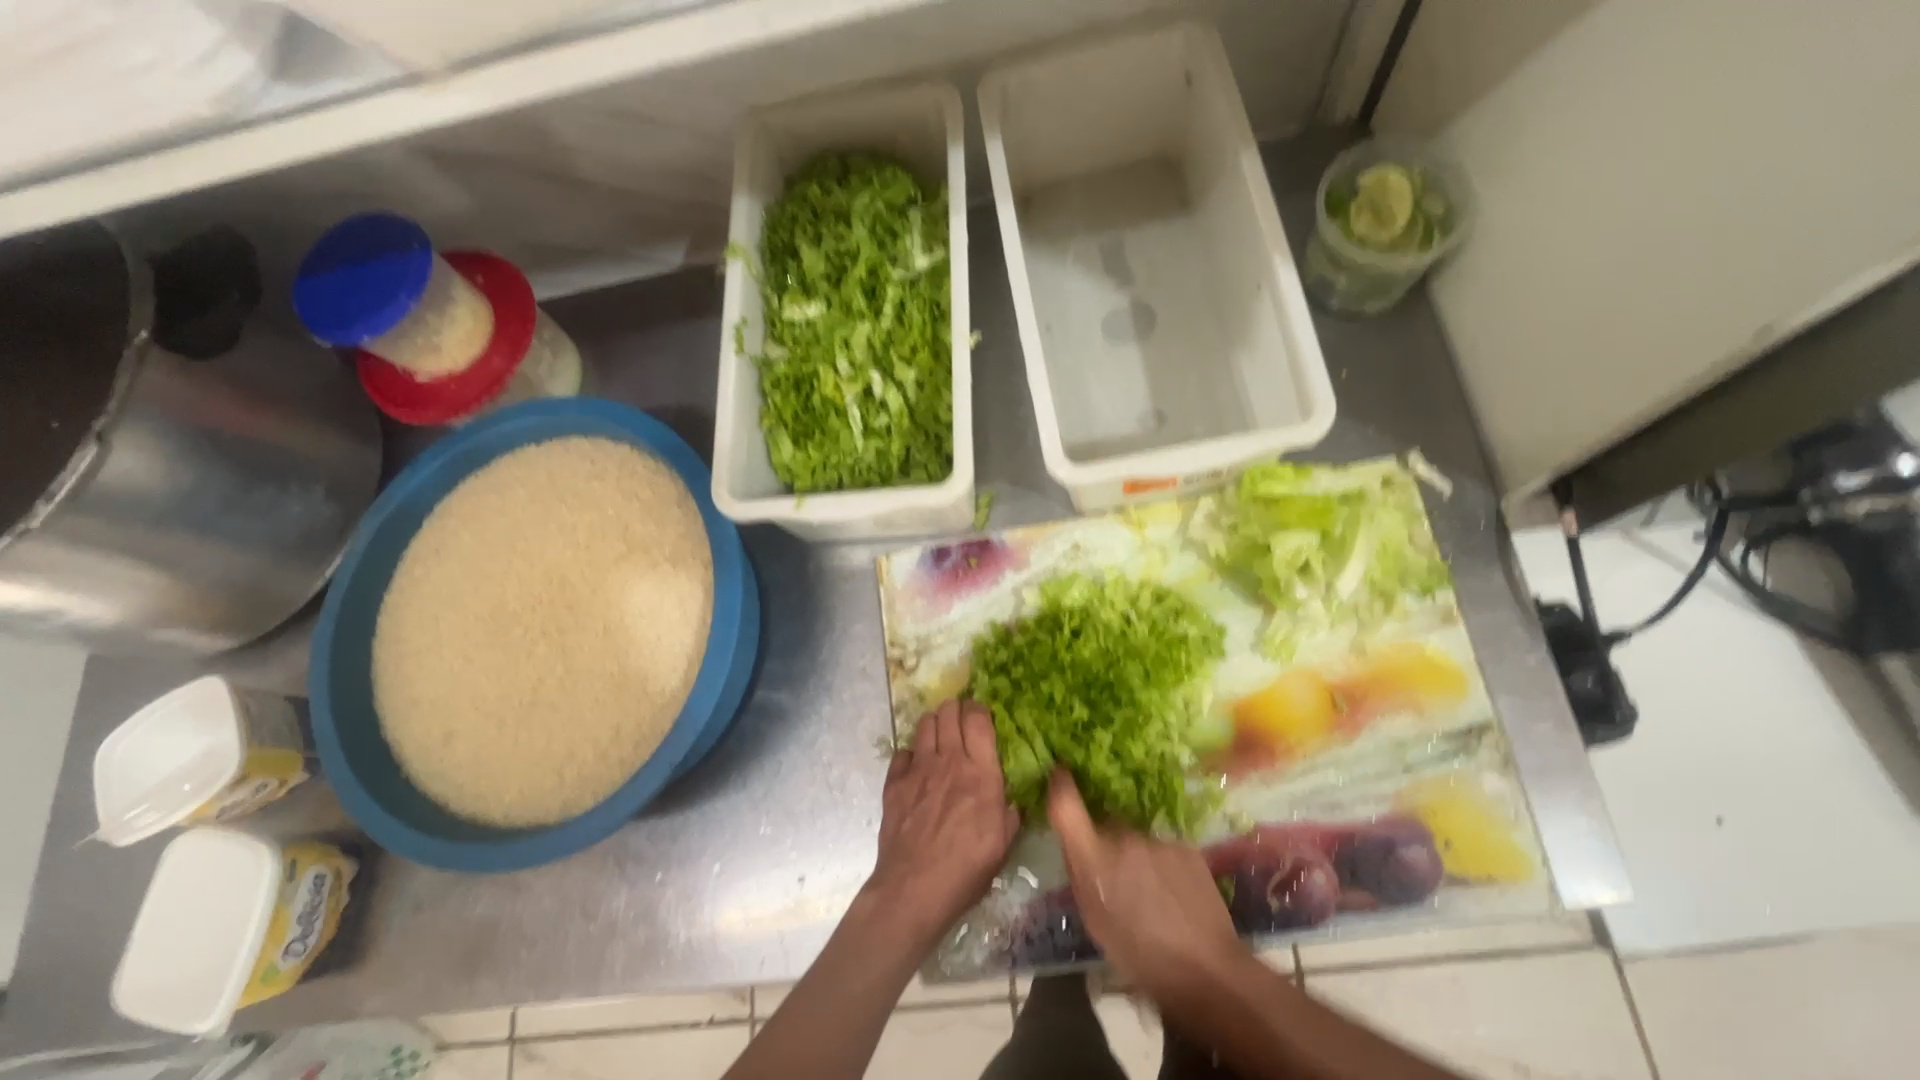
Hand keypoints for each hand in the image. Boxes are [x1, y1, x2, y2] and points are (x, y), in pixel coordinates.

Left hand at [866, 700, 1019, 939]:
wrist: (914, 888)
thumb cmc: (966, 869)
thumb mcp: (1004, 844)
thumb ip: (1011, 814)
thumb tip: (1013, 801)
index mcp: (981, 773)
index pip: (978, 719)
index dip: (979, 709)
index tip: (982, 715)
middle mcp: (948, 761)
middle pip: (948, 712)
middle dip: (956, 709)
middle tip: (961, 721)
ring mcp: (917, 770)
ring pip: (924, 725)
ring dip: (934, 724)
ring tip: (940, 737)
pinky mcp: (894, 783)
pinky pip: (902, 752)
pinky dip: (911, 754)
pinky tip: (916, 768)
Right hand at [1048, 769, 1243, 999]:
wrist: (1204, 966)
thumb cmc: (1138, 954)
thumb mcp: (1094, 920)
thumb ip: (1080, 876)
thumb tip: (1075, 848)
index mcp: (1095, 858)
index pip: (1067, 806)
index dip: (1060, 786)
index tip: (1059, 774)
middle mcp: (1125, 838)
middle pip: (1107, 827)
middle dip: (1106, 845)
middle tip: (1117, 882)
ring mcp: (1158, 839)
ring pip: (1137, 840)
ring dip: (1137, 859)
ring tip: (1152, 897)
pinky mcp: (1186, 846)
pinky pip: (1163, 849)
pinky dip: (1162, 866)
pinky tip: (1173, 896)